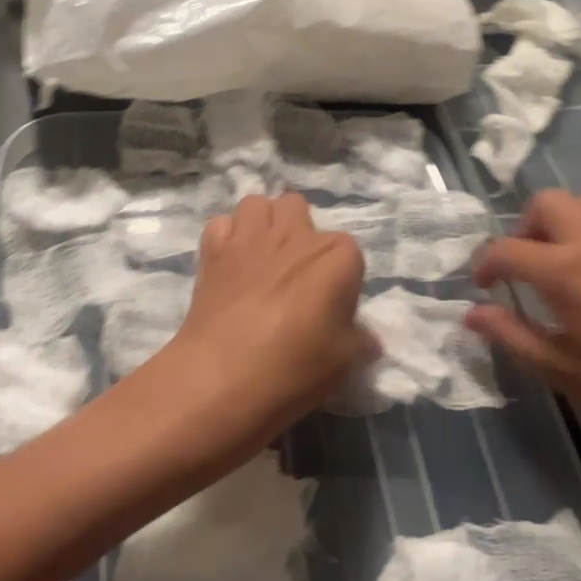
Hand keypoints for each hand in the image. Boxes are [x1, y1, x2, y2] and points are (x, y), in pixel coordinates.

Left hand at [142, 193, 371, 460]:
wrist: (222, 376)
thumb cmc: (294, 367)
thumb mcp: (343, 363)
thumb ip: (358, 341)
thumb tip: (367, 339)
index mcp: (335, 256)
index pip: (348, 251)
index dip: (340, 278)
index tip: (330, 307)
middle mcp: (294, 235)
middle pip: (297, 208)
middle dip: (297, 230)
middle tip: (294, 273)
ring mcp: (249, 237)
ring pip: (256, 204)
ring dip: (260, 223)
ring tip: (260, 258)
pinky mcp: (213, 250)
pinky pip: (221, 224)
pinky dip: (225, 238)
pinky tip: (228, 264)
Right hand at [468, 187, 580, 468]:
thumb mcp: (562, 371)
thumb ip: (512, 335)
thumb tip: (472, 313)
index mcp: (567, 272)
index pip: (507, 249)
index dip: (485, 266)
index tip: (483, 288)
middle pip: (546, 202)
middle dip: (524, 228)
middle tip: (524, 268)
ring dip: (567, 217)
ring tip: (564, 256)